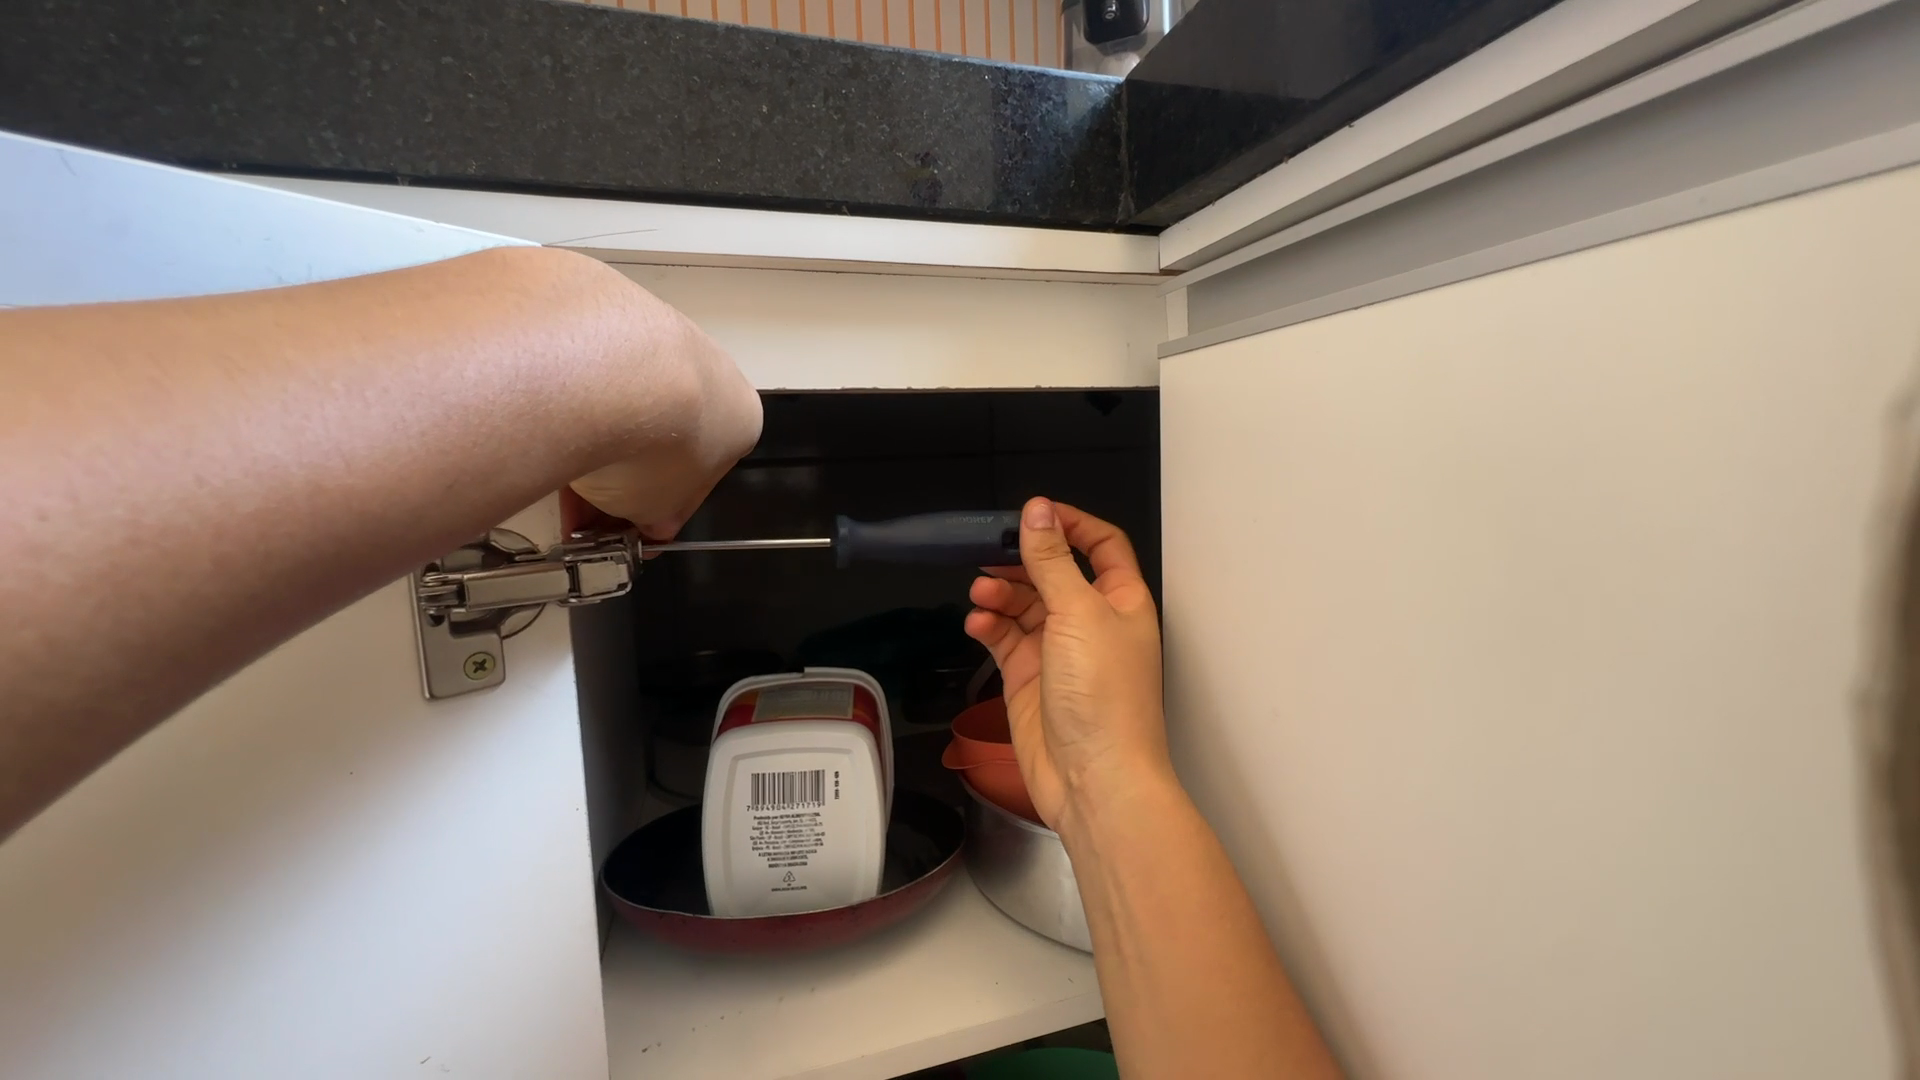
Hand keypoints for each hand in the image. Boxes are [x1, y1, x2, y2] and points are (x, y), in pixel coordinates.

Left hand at [567, 292, 761, 538]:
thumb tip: (642, 518)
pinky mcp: (608, 305)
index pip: (703, 469)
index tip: (623, 518)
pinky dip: (564, 389)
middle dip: (621, 466)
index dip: (660, 501)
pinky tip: (541, 416)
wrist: (610, 372)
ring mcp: (663, 330)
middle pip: (663, 427)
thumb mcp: (658, 509)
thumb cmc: (654, 446)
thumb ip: (654, 514)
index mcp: (742, 418)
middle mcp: (714, 368)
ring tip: (550, 461)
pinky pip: (584, 359)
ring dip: (591, 428)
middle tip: (580, 499)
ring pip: (622, 391)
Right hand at [965, 498, 1171, 834]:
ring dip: (1000, 593)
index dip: (1070, 525)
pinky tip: (977, 624)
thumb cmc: (1103, 694)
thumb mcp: (1077, 613)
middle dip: (1021, 560)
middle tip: (988, 553)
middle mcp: (1090, 620)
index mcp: (1120, 599)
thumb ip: (1051, 560)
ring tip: (980, 594)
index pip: (1100, 545)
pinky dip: (989, 626)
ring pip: (1023, 604)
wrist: (1093, 778)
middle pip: (1053, 572)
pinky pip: (1004, 638)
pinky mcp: (1028, 676)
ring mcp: (1058, 649)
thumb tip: (1038, 510)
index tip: (1032, 513)